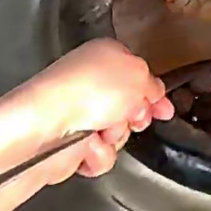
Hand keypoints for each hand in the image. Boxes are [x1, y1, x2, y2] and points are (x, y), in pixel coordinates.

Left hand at [0, 38, 175, 182]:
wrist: (46, 127)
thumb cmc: (88, 91)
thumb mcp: (138, 76)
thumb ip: (153, 84)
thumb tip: (154, 93)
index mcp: (106, 56)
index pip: (138, 75)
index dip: (153, 93)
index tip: (163, 108)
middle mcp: (91, 84)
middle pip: (130, 107)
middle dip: (135, 116)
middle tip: (132, 116)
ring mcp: (80, 115)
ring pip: (119, 133)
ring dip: (116, 135)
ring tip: (100, 130)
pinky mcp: (70, 144)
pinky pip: (101, 155)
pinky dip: (98, 154)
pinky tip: (88, 145)